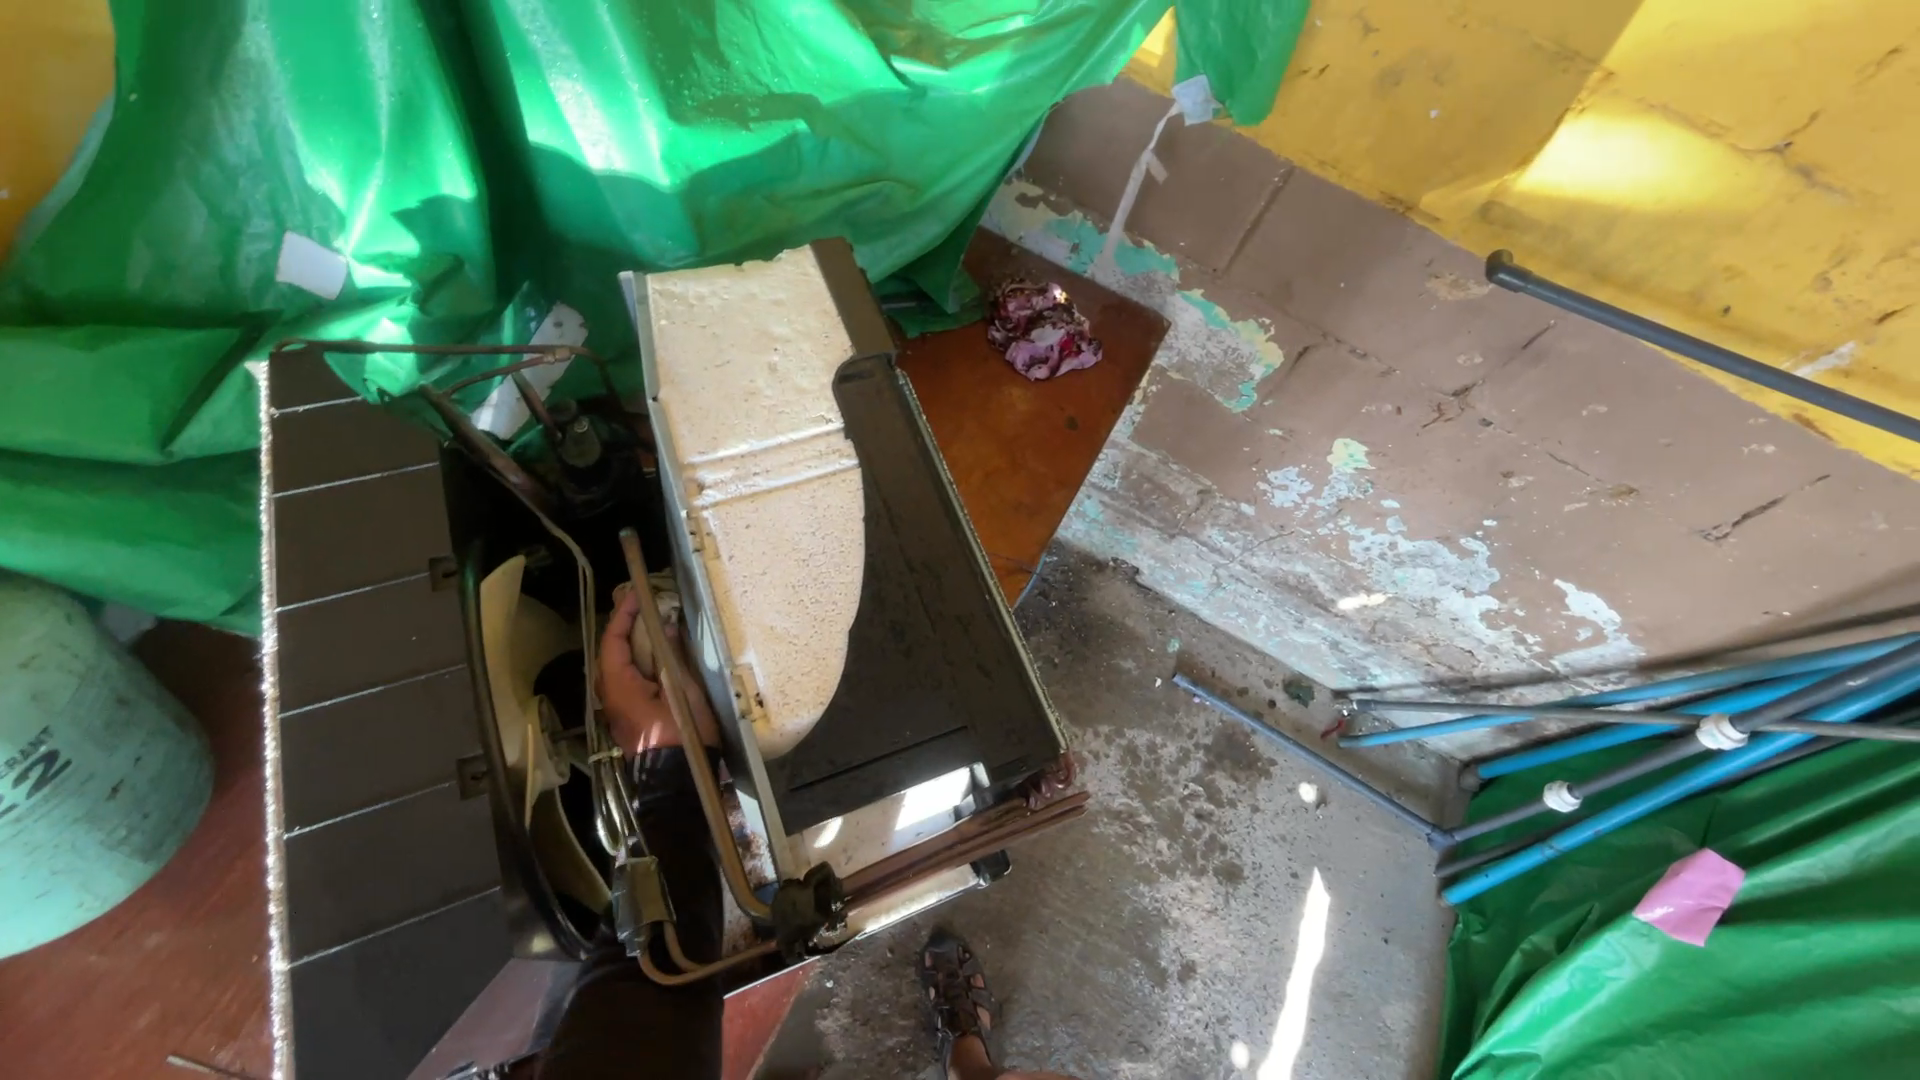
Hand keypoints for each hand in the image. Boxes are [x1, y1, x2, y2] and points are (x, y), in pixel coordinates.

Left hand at [597, 584, 719, 753]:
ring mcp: (619, 707)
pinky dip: (640, 660)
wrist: (677, 780)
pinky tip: (658, 655)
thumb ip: (671, 656)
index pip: (613, 640)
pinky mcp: (631, 716)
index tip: (637, 593)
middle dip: (626, 626)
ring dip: (633, 643)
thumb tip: (665, 627)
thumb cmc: (680, 733)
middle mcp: (611, 695)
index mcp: (618, 685)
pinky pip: (630, 679)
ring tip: (653, 624)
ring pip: (620, 666)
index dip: (623, 614)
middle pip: (612, 652)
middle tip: (645, 604)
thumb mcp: (682, 690)